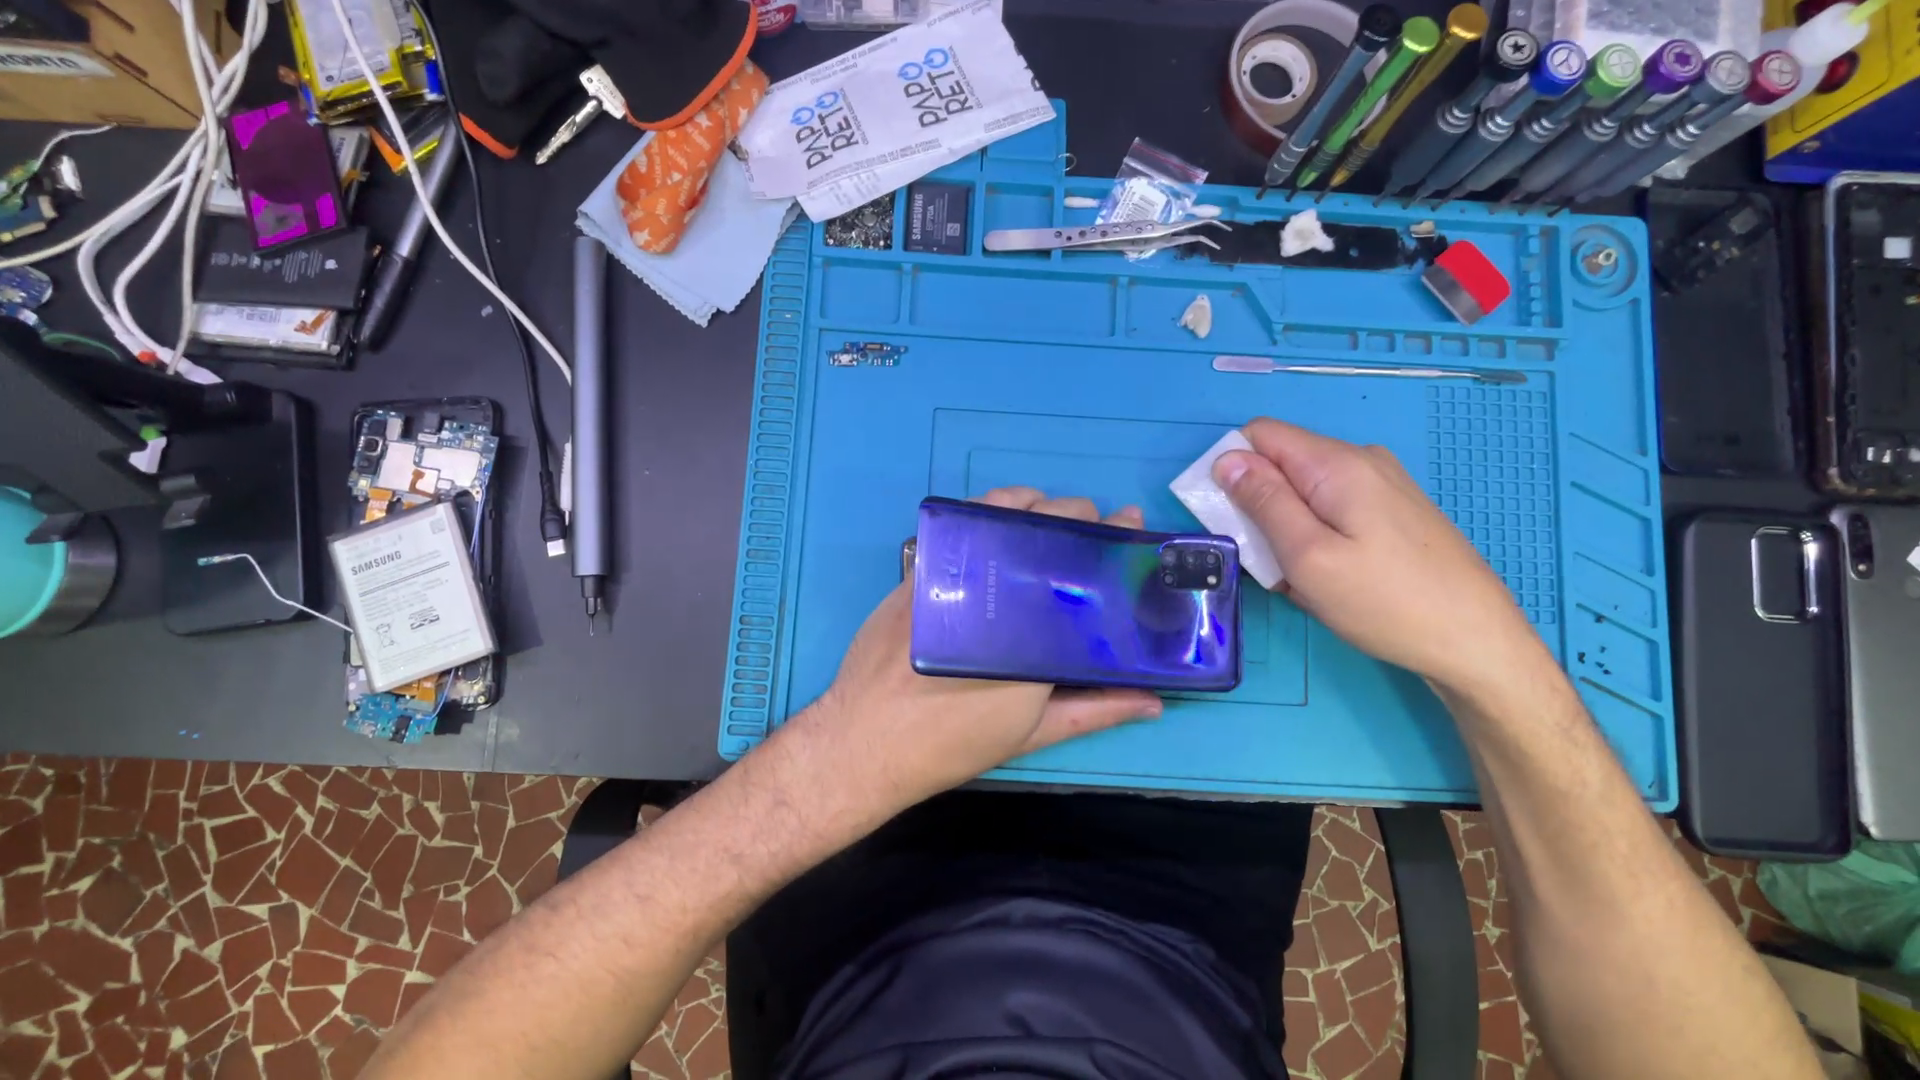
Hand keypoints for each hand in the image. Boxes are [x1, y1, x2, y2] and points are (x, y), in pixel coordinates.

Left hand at [795, 488, 1162, 811]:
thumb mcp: (1031, 734)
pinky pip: (964, 525)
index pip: (1082, 571)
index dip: (1109, 544)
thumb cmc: (951, 744)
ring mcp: (950, 574)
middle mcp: (993, 592)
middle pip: (1045, 531)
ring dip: (1036, 508)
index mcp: (1032, 635)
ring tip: (1057, 521)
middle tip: (1097, 529)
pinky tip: (1009, 523)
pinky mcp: (919, 570)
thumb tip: (1154, 702)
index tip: (1130, 527)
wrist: (864, 743)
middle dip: (1079, 520)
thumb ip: (1095, 711)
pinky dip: (993, 512)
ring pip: (1002, 516)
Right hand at [1212, 418, 1545, 695]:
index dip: (1231, 467)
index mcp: (1337, 464)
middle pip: (1284, 463)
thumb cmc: (1385, 603)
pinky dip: (1317, 539)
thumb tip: (1227, 459)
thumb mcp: (1307, 556)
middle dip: (1260, 507)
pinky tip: (1330, 581)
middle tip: (1269, 563)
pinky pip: (1335, 511)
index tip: (1227, 518)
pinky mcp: (1396, 513)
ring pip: (1307, 492)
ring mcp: (1384, 486)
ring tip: (1303, 580)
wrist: (1477, 641)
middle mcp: (1363, 461)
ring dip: (1288, 530)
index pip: (1261, 434)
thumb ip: (1263, 502)